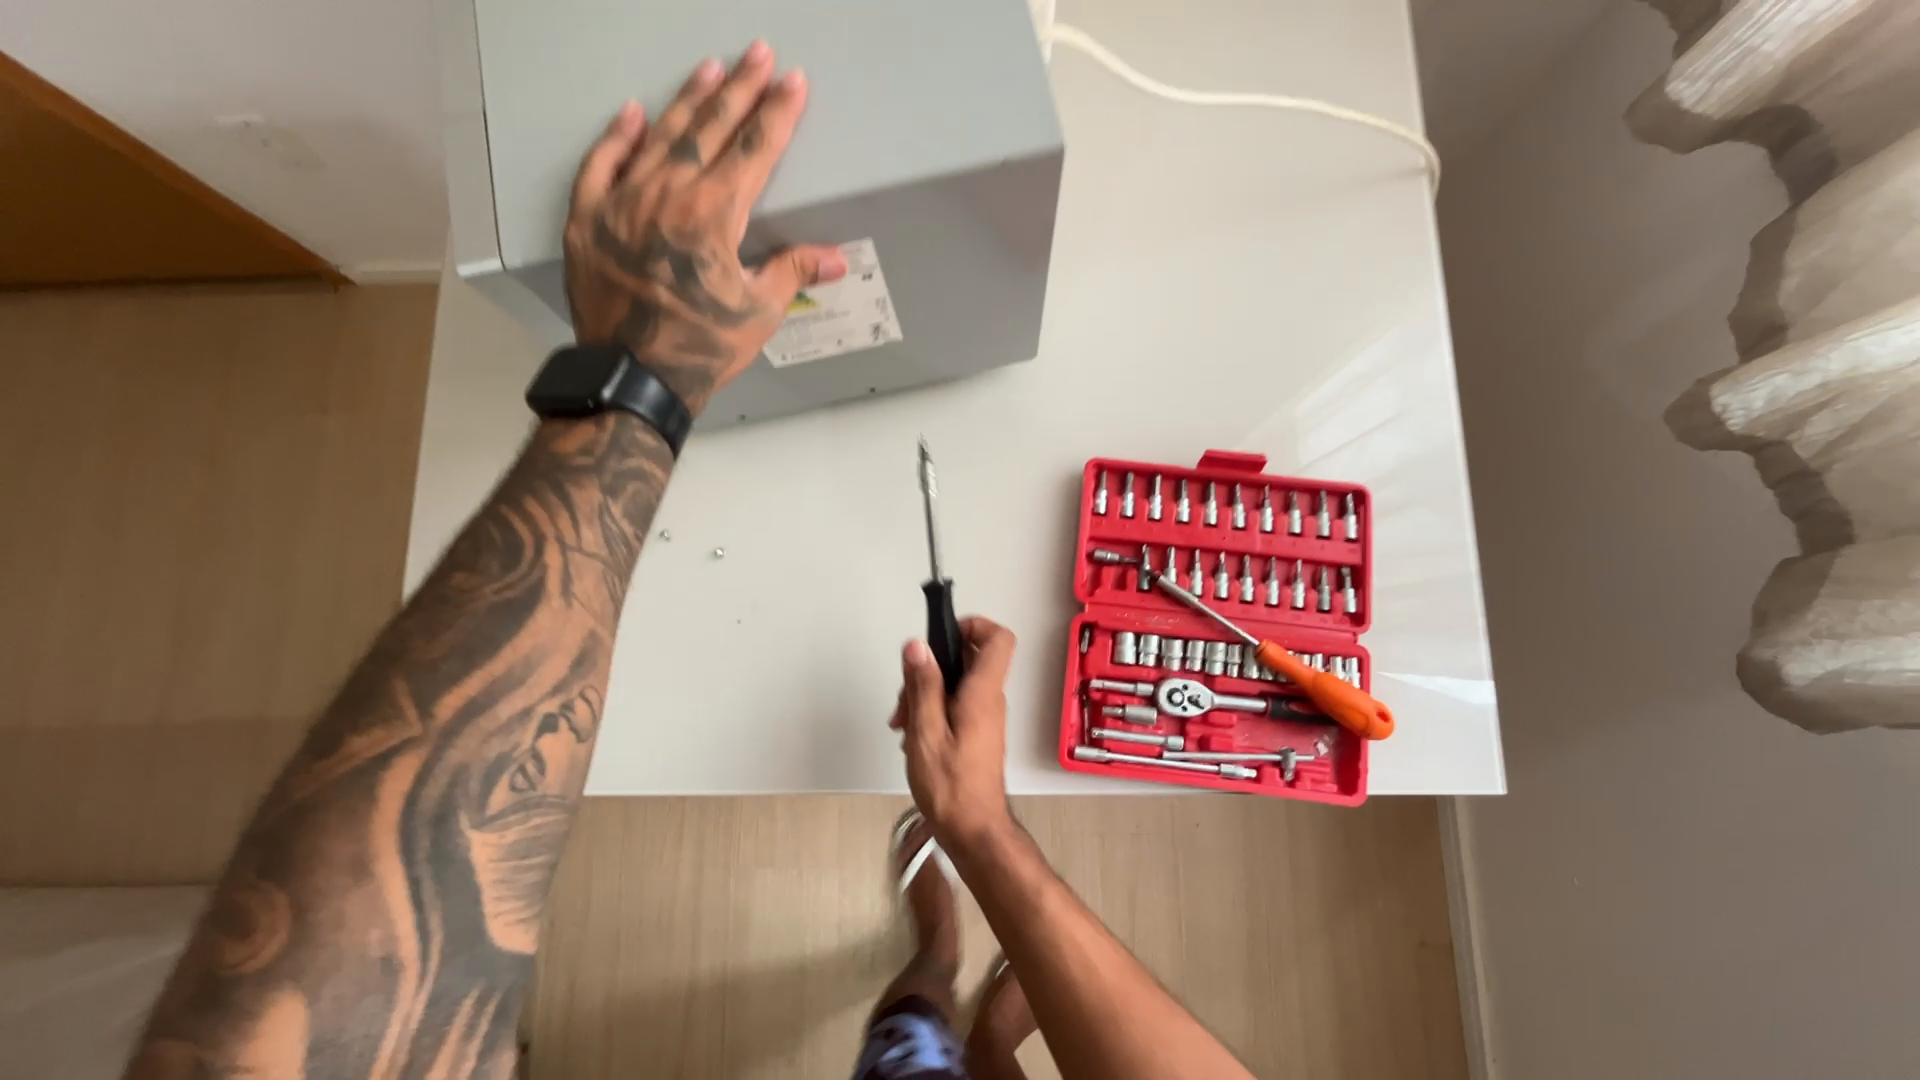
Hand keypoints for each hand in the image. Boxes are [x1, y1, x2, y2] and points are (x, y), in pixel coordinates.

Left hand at [562, 42, 847, 416]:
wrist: (633, 375)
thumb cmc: (700, 348)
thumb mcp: (759, 311)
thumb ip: (793, 271)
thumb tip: (833, 258)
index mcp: (713, 215)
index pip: (754, 150)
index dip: (777, 114)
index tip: (793, 83)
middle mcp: (667, 195)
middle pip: (710, 129)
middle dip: (739, 89)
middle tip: (757, 54)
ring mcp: (622, 202)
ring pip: (660, 136)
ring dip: (688, 100)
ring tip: (710, 69)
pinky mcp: (589, 219)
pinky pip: (601, 164)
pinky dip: (617, 137)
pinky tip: (632, 113)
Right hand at [892, 618, 1018, 851]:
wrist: (973, 832)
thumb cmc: (951, 786)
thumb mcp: (926, 732)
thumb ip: (923, 686)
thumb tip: (917, 645)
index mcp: (982, 693)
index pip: (998, 638)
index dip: (972, 625)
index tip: (940, 637)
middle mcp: (989, 700)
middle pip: (966, 660)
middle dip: (930, 669)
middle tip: (906, 698)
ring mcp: (984, 718)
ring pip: (955, 685)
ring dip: (924, 695)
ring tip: (904, 726)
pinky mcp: (976, 734)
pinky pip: (955, 706)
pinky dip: (931, 713)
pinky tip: (913, 738)